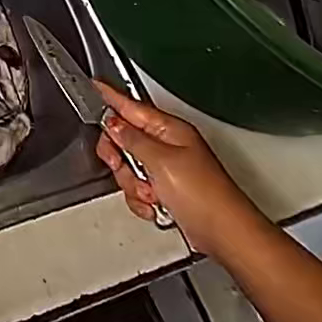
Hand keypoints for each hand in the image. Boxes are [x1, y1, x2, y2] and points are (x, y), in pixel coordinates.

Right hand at [92, 81, 264, 253]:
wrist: (225, 235)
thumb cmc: (206, 195)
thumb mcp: (160, 160)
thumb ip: (131, 139)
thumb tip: (112, 123)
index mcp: (170, 130)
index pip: (132, 106)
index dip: (112, 97)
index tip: (96, 86)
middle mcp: (167, 146)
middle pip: (124, 139)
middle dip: (120, 157)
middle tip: (121, 164)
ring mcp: (166, 169)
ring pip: (127, 167)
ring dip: (133, 184)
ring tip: (151, 192)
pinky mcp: (165, 191)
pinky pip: (136, 188)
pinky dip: (140, 200)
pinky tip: (155, 205)